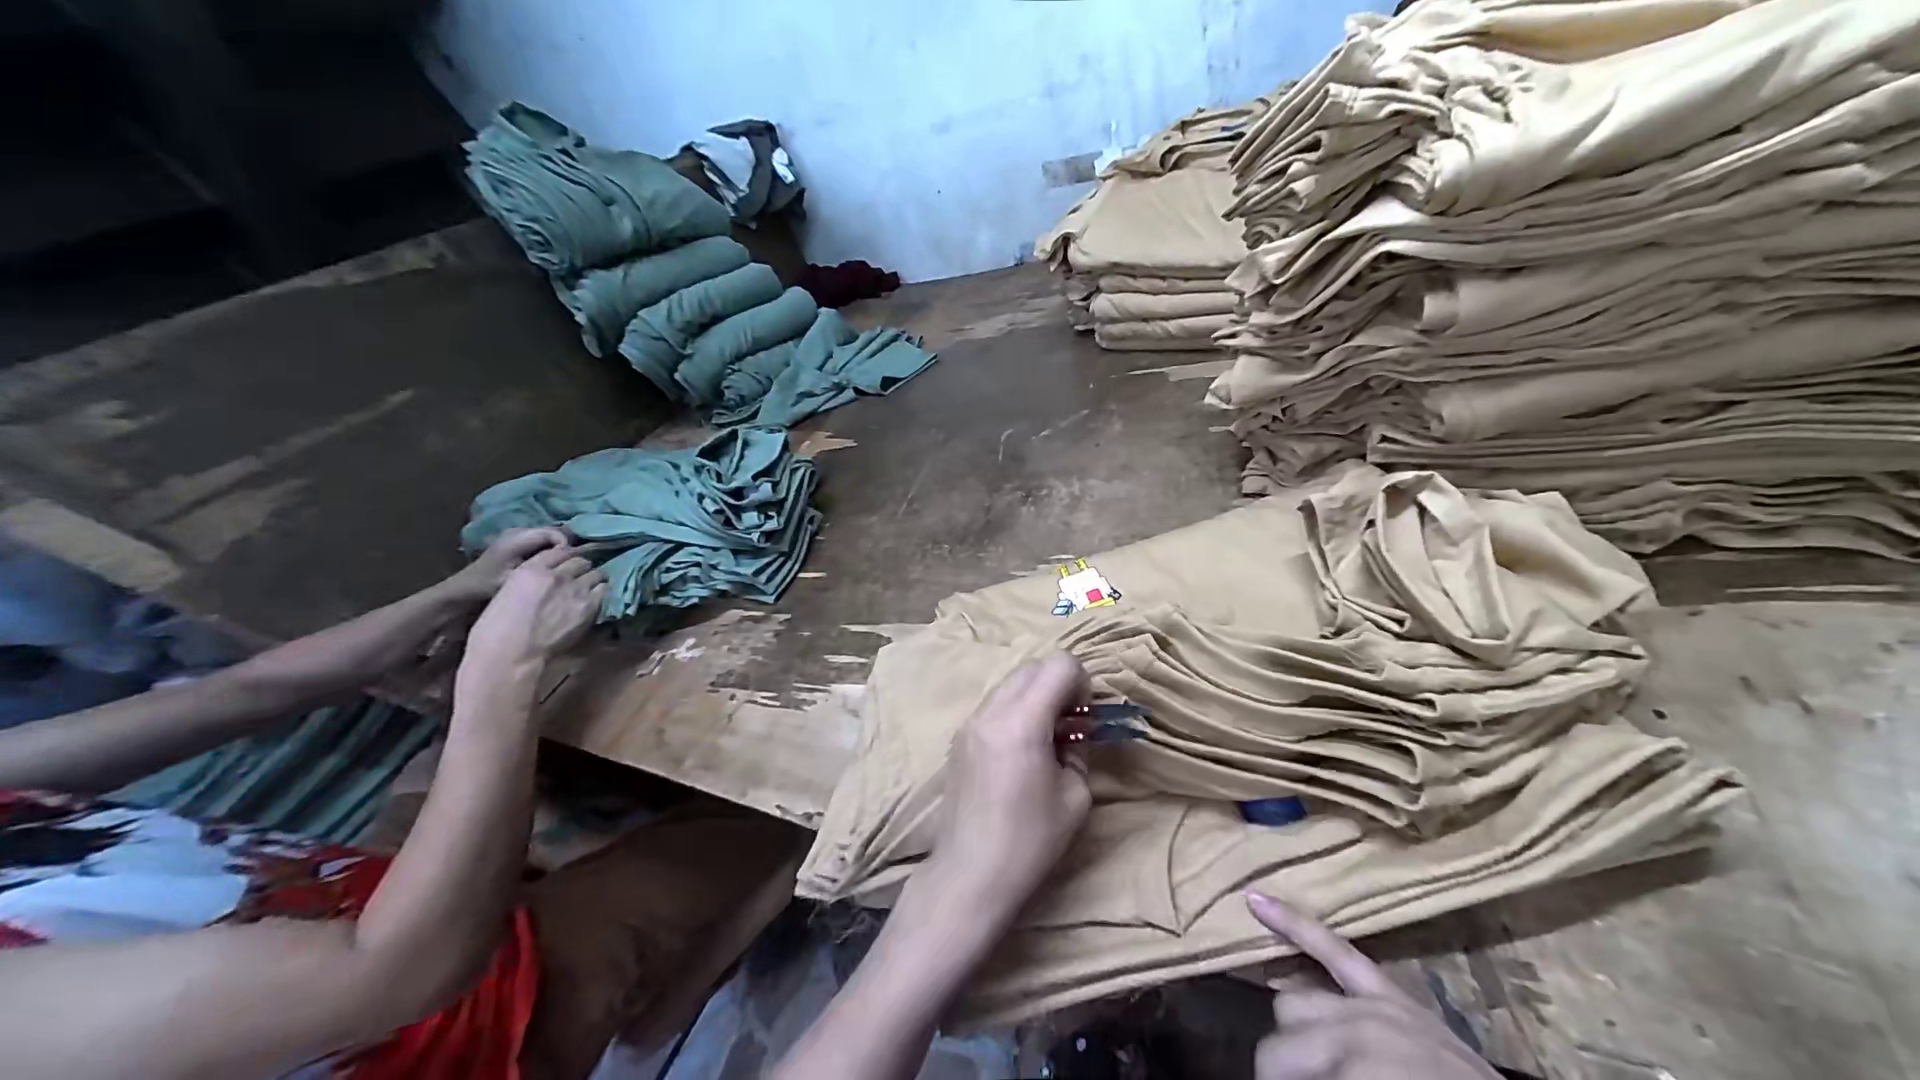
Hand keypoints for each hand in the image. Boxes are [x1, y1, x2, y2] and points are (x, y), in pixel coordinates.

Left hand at [441, 528, 571, 603]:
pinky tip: (553, 564)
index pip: (554, 533)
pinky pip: (543, 540)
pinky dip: (552, 550)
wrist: (462, 590)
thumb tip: (570, 562)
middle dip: (567, 547)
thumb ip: (542, 566)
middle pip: (554, 531)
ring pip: (550, 535)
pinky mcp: (517, 541)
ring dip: (560, 548)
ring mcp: (517, 534)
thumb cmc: (487, 587)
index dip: (567, 546)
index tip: (573, 564)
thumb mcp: (516, 579)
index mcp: (517, 538)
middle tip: (574, 565)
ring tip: (566, 565)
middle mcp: (518, 531)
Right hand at [461, 546, 606, 675]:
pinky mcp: (590, 606)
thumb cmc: (496, 631)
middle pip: (580, 561)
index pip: (558, 552)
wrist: (511, 656)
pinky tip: (593, 601)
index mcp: (530, 569)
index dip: (565, 558)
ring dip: (592, 580)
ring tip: (588, 590)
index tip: (566, 565)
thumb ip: (528, 581)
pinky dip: (600, 593)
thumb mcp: (506, 594)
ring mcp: (576, 589)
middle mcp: (557, 574)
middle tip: (578, 579)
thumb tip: (542, 580)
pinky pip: (603, 591)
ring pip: (596, 574)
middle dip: (580, 569)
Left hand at [924, 652, 1092, 923]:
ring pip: (1010, 685)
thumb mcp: (1075, 795)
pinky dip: (1014, 712)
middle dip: (1058, 686)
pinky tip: (1021, 753)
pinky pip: (993, 706)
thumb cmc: (1031, 841)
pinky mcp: (958, 739)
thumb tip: (1075, 731)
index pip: (1058, 664)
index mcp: (1022, 722)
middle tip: (1071, 726)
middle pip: (1032, 668)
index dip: (1081, 683)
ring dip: (1035, 698)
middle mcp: (990, 712)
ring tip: (1046, 741)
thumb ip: (1079, 750)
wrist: (971, 875)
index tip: (1084, 719)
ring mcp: (969, 723)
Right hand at [1247, 892, 1500, 1079]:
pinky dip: (1293, 925)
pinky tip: (1253, 901)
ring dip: (1288, 1030)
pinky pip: (1335, 950)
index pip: (1278, 1064)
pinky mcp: (1388, 993)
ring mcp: (1372, 1006)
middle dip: (1279, 1065)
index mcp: (1353, 1064)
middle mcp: (1354, 1027)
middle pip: (1279, 1037)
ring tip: (1298, 1057)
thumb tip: (1284, 1065)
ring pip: (1292, 1002)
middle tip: (1291, 1079)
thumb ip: (1321, 1075)